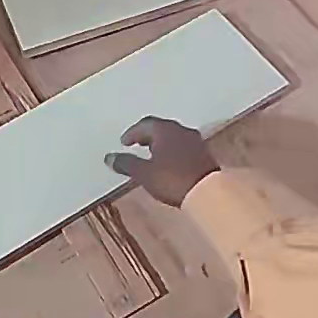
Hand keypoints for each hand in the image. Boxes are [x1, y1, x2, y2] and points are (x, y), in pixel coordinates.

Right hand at [105, 116, 219, 205]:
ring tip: (150, 153)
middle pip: (160, 127)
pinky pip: (183, 146)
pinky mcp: (204, 154)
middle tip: (136, 144)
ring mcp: (195, 141)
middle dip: (147, 135)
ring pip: (173, 136)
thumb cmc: (172, 179)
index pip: (145, 124)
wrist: (208, 193)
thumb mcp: (144, 173)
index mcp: (165, 130)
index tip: (124, 142)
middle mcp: (181, 131)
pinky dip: (172, 150)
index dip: (132, 133)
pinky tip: (168, 162)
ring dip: (160, 143)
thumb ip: (126, 163)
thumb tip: (109, 158)